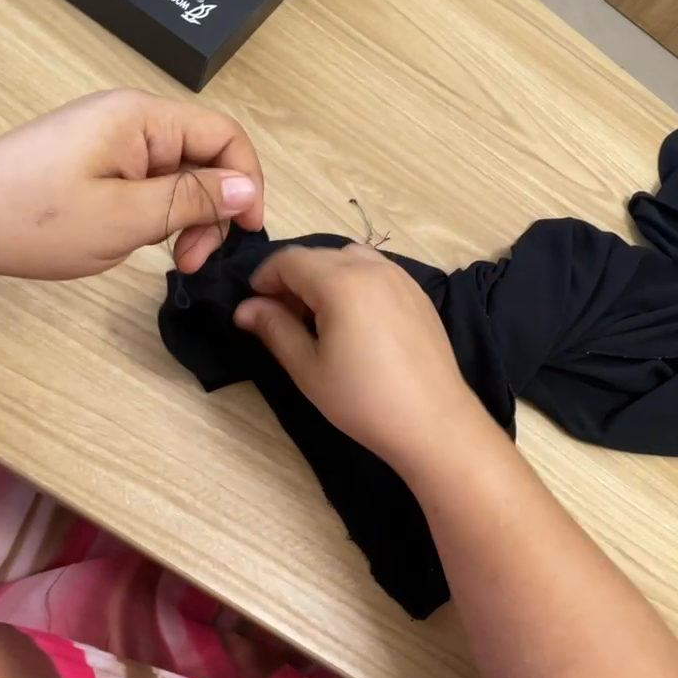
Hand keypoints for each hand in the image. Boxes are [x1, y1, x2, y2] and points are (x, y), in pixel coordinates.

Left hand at [0, 89, 264, 279]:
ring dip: (190, 216)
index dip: (247, 181)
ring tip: (173, 258)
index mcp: (141, 118)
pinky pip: (153, 182)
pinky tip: (147, 240)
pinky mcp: (98, 161)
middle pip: (205, 155)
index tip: (246, 231)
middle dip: (215, 207)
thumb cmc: (33, 220)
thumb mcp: (125, 218)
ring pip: (181, 174)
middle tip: (195, 258)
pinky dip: (163, 214)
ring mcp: (112, 140)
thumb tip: (247, 189)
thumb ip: (193, 200)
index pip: (224, 135)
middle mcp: (132, 119)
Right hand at [233, 244, 499, 472]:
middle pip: (319, 255)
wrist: (433, 421)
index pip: (290, 260)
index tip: (254, 307)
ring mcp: (401, 278)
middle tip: (280, 317)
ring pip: (349, 258)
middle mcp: (373, 268)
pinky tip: (352, 320)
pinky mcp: (419, 294)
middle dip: (292, 278)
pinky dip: (353, 281)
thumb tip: (244, 308)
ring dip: (324, 277)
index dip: (264, 278)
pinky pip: (376, 271)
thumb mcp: (308, 368)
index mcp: (342, 281)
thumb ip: (274, 329)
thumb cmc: (363, 400)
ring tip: (317, 318)